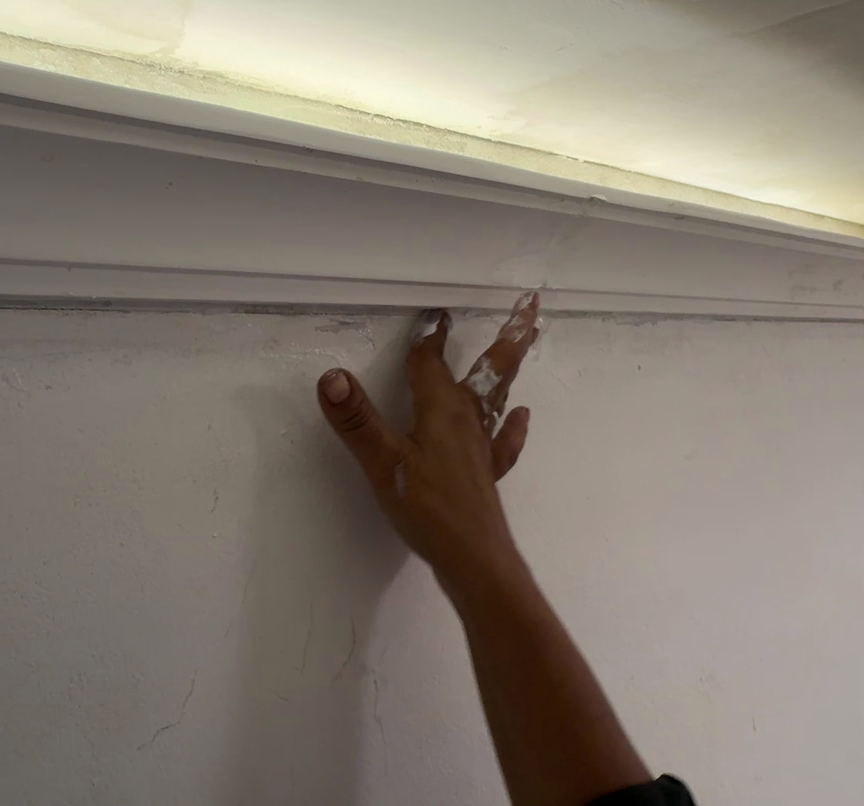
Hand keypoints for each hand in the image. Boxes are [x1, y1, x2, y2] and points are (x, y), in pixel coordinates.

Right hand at [316, 293, 542, 583]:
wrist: (475, 561)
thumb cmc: (428, 507)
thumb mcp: (383, 462)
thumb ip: (357, 419)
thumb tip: (331, 375)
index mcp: (441, 409)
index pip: (432, 362)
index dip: (430, 337)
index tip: (435, 313)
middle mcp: (466, 419)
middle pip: (490, 368)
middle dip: (508, 335)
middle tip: (532, 303)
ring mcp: (481, 445)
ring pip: (497, 395)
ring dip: (509, 366)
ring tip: (525, 341)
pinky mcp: (485, 472)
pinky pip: (502, 438)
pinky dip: (511, 424)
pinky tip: (521, 416)